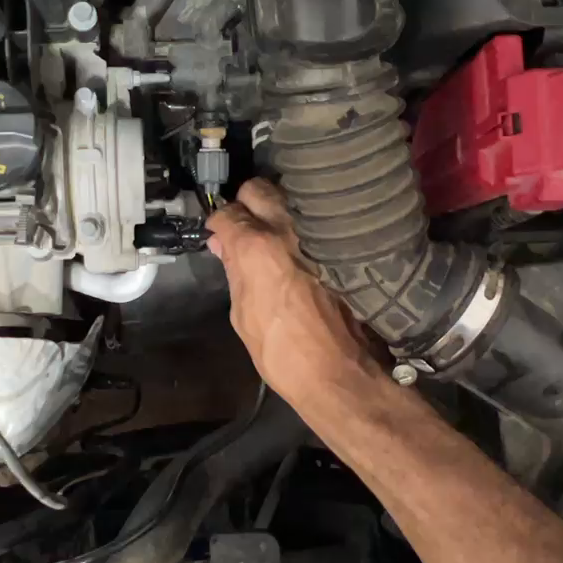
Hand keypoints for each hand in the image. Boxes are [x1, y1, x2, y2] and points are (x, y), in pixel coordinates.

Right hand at [206, 180, 386, 410]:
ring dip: (276, 211)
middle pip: (258, 189)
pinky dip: (303, 228)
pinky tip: (299, 250)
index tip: (218, 235)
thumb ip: (233, 271)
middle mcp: (289, 228)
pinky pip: (315, 222)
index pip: (226, 213)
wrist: (339, 372)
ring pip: (290, 198)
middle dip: (246, 204)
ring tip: (272, 237)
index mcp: (256, 246)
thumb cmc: (283, 353)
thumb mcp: (242, 315)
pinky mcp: (344, 246)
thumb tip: (224, 247)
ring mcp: (320, 234)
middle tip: (244, 228)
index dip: (217, 225)